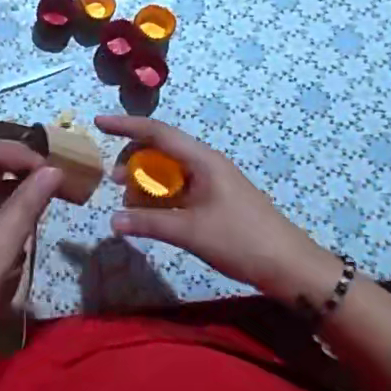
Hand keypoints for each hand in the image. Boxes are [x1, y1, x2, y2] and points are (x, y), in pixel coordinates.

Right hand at [96, 115, 341, 307]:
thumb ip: (148, 223)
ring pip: (169, 169)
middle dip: (133, 160)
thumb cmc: (241, 241)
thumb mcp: (190, 232)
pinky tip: (151, 213)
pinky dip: (160, 195)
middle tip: (114, 181)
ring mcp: (212, 181)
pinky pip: (179, 186)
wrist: (291, 267)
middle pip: (160, 149)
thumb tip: (112, 221)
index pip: (157, 132)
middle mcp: (206, 163)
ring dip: (146, 181)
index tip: (98, 122)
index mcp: (202, 160)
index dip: (126, 125)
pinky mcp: (216, 199)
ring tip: (130, 201)